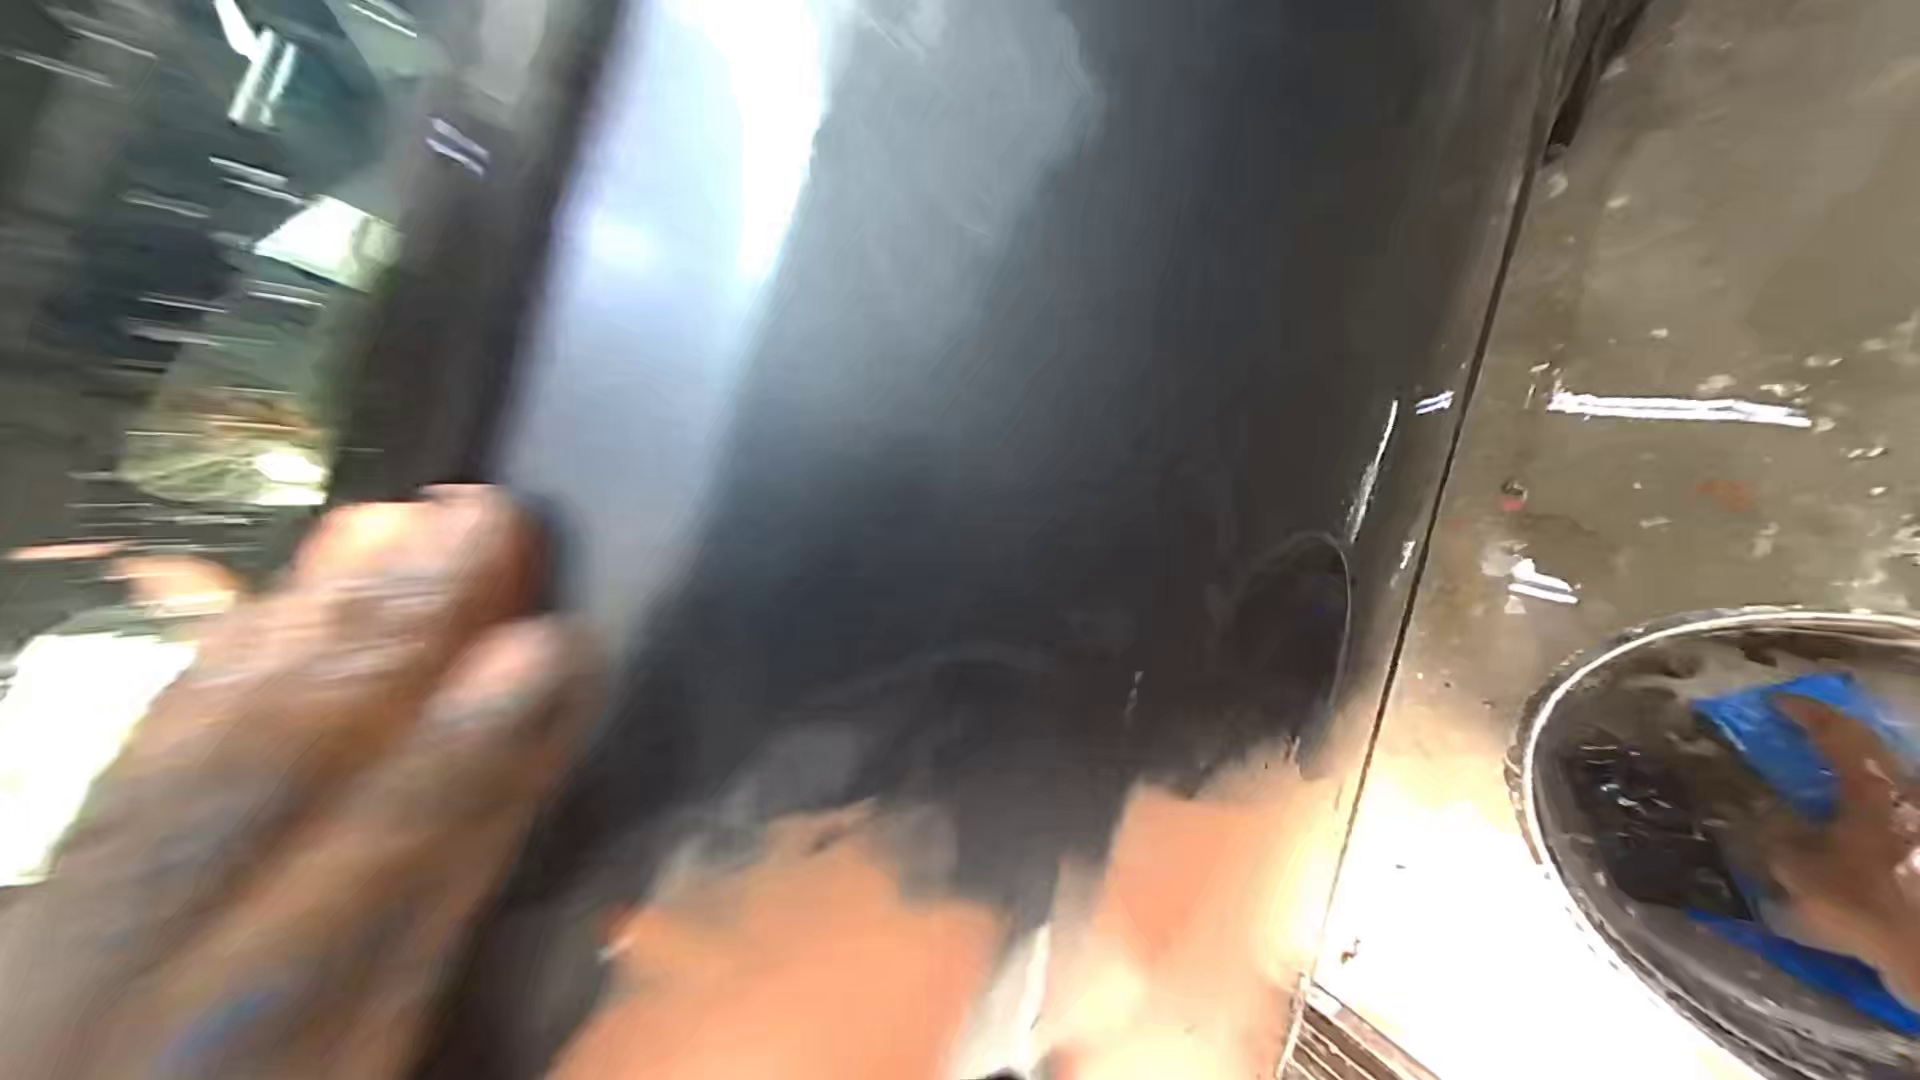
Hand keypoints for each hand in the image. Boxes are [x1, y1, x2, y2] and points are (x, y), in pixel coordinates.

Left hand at [0, 486, 587, 1079]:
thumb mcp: (425, 1074)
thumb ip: (493, 980)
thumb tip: (601, 874)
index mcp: (269, 1057)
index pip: (384, 896)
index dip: (472, 760)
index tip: (554, 643)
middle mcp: (131, 1006)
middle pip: (260, 801)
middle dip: (389, 640)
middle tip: (479, 519)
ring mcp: (58, 961)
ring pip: (183, 768)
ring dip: (308, 626)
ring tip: (391, 522)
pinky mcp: (45, 922)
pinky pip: (126, 782)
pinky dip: (214, 677)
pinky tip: (279, 605)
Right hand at [1765, 693, 1919, 1004]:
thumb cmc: (1874, 908)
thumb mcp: (1799, 869)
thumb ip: (1779, 834)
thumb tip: (1769, 812)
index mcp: (1882, 796)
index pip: (1844, 735)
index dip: (1809, 713)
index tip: (1778, 701)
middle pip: (1885, 770)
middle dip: (1848, 762)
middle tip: (1809, 759)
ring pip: (1897, 806)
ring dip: (1868, 803)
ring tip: (1833, 813)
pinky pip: (1906, 839)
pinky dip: (1884, 839)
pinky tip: (1863, 853)